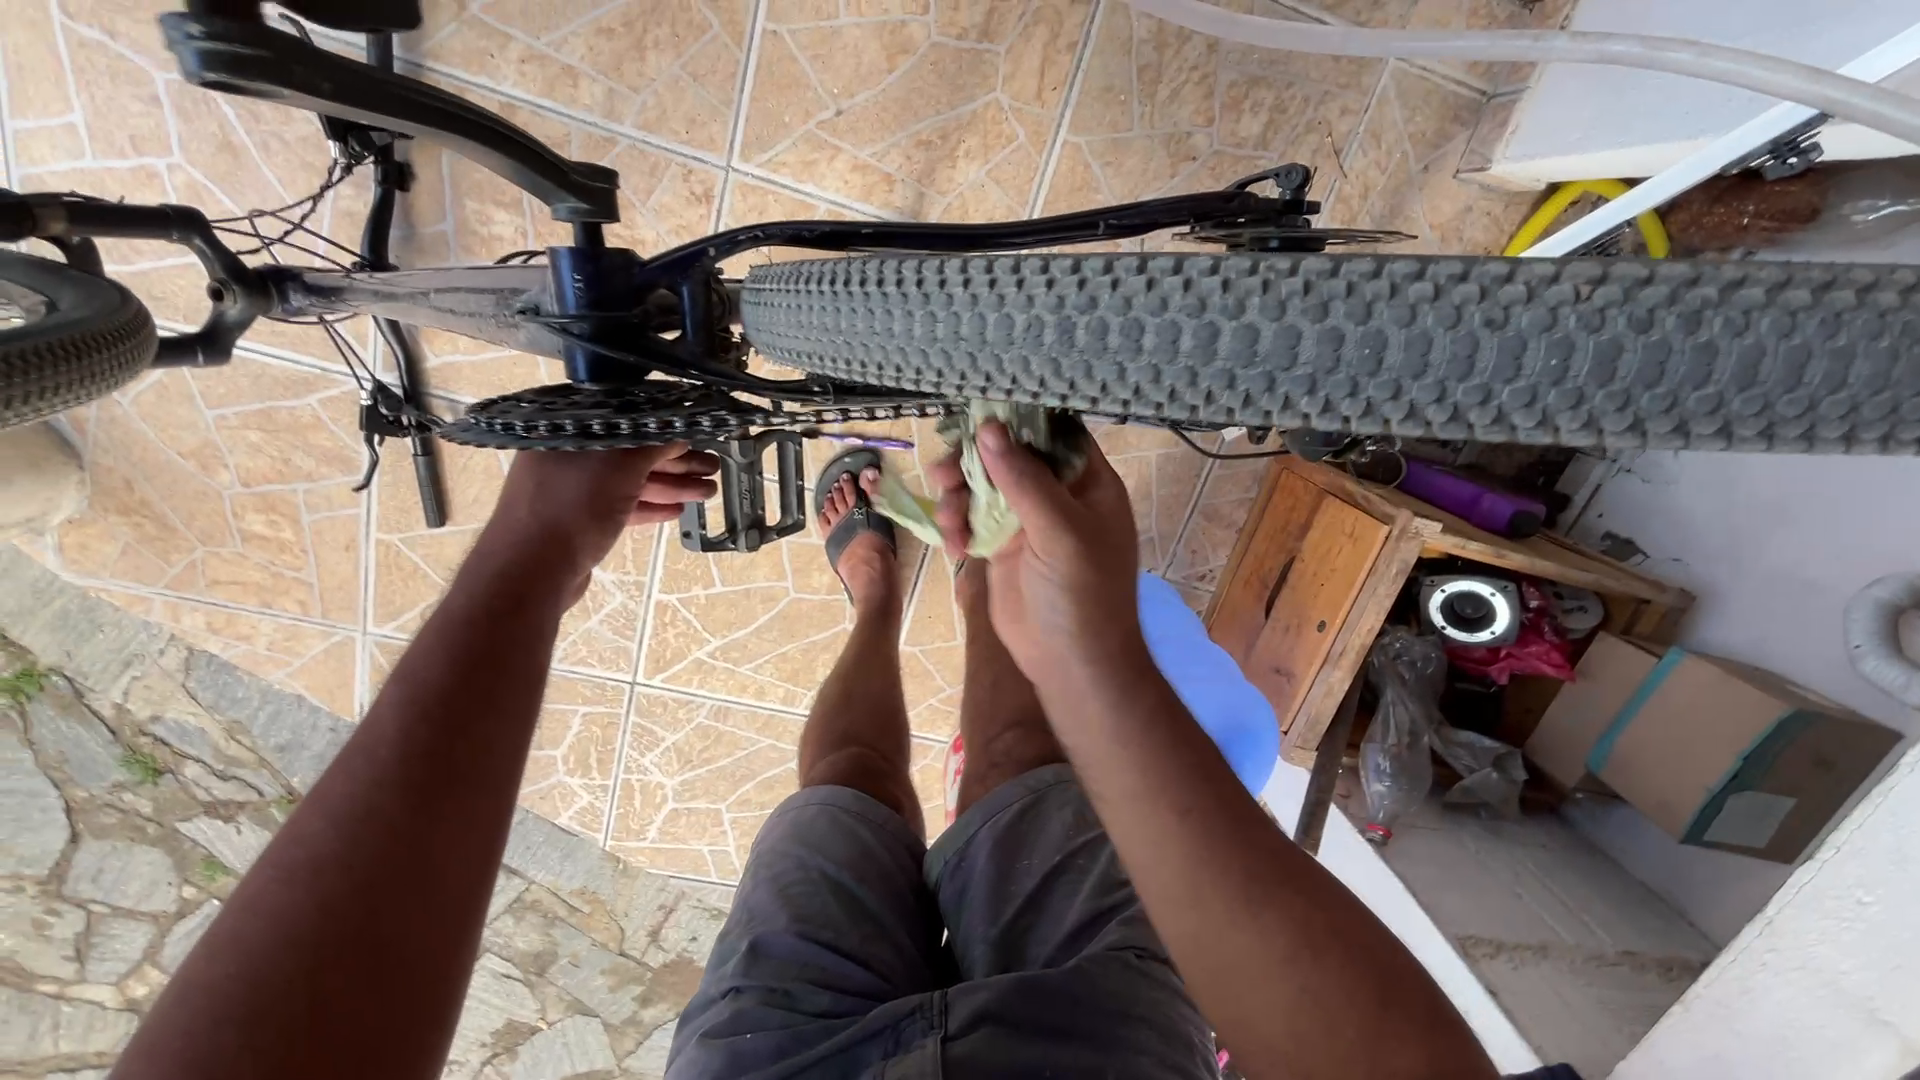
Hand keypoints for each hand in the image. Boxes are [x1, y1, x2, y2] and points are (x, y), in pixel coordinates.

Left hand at [479, 444, 719, 601]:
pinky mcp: (578, 520)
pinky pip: (619, 505)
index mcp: (568, 431)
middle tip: (713, 466)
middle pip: (631, 452)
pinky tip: (676, 512)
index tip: (698, 432)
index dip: (665, 426)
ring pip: (629, 481)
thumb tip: (681, 429)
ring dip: (670, 485)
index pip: (625, 418)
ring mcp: (571, 490)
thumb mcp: (620, 466)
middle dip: (675, 461)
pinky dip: (648, 506)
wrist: (531, 572)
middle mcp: (566, 455)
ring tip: (707, 492)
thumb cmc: (573, 507)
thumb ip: (653, 444)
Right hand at [931, 422, 1146, 688]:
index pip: (1053, 434)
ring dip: (959, 496)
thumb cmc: (1082, 593)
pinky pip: (973, 520)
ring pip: (984, 487)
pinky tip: (955, 546)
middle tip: (943, 472)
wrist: (1070, 662)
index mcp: (1088, 484)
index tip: (977, 418)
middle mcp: (1057, 496)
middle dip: (974, 462)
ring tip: (950, 518)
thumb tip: (988, 428)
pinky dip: (958, 526)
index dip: (1017, 423)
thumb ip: (1023, 478)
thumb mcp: (1059, 530)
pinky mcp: (1003, 548)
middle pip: (1009, 457)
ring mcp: (1028, 522)